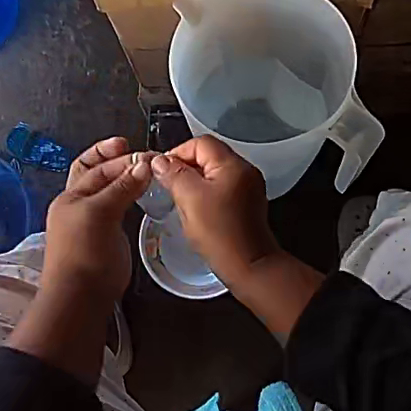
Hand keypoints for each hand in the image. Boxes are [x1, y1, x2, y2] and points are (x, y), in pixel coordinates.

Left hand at [40, 136, 152, 307]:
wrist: (82, 295)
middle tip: (146, 157)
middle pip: (99, 175)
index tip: (138, 151)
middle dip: (120, 162)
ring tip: (149, 172)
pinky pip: (122, 209)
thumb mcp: (99, 213)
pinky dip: (133, 198)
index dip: (114, 156)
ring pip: (113, 192)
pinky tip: (146, 195)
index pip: (93, 167)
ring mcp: (96, 222)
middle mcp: (81, 206)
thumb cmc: (84, 252)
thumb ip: (121, 188)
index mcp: (71, 197)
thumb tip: (143, 165)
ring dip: (129, 179)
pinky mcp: (111, 237)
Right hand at [150, 137, 278, 284]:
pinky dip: (206, 194)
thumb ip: (174, 175)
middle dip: (185, 167)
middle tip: (168, 185)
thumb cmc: (220, 234)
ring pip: (214, 173)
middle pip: (209, 156)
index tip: (161, 171)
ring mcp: (248, 187)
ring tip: (180, 198)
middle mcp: (245, 171)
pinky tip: (196, 209)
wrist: (249, 266)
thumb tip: (160, 161)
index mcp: (233, 165)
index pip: (201, 143)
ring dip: (194, 181)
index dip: (177, 153)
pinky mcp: (247, 204)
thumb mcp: (189, 199)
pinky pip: (222, 189)